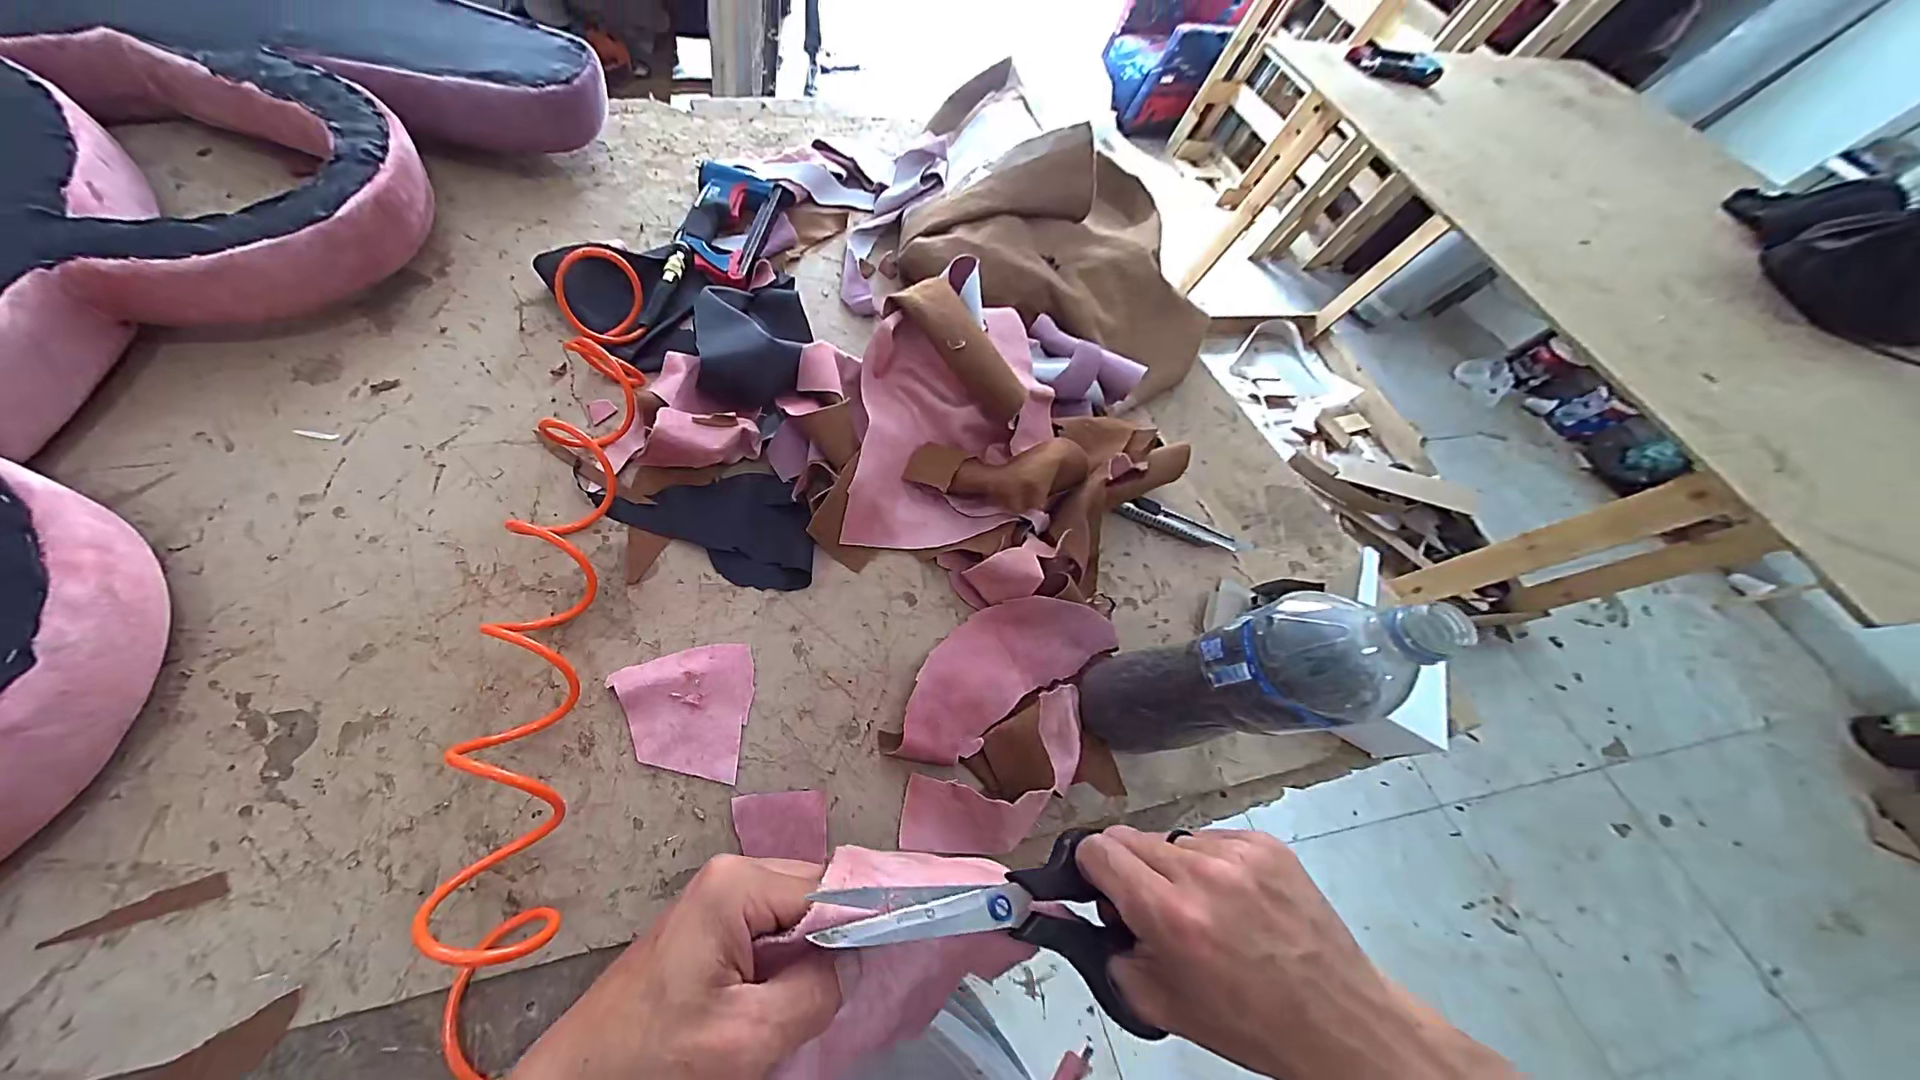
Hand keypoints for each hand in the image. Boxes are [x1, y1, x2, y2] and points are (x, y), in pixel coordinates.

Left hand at [511, 855, 840, 1079]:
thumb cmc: (653, 1062)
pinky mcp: (714, 919)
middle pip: (815, 891)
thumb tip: (856, 960)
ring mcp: (721, 893)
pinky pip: (775, 924)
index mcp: (738, 883)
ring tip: (834, 986)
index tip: (902, 943)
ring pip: (798, 909)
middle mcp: (732, 872)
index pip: (829, 887)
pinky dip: (795, 952)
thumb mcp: (746, 1039)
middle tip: (863, 978)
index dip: (866, 917)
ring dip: (818, 946)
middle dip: (840, 934)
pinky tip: (801, 984)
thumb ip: (814, 991)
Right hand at [1076, 826, 1514, 1079]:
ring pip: (1168, 837)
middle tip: (1145, 902)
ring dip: (1167, 864)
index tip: (1097, 887)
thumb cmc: (1248, 1023)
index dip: (1088, 868)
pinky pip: (1209, 837)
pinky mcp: (1265, 842)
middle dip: (1124, 866)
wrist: (1340, 1021)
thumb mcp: (1159, 1003)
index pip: (1098, 850)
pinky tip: (1230, 896)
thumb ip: (1106, 950)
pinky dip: (1206, 861)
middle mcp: (1202, 871)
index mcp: (1171, 913)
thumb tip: (1076, 910)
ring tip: (1198, 904)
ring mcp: (1238, 851)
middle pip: (1127, 835)